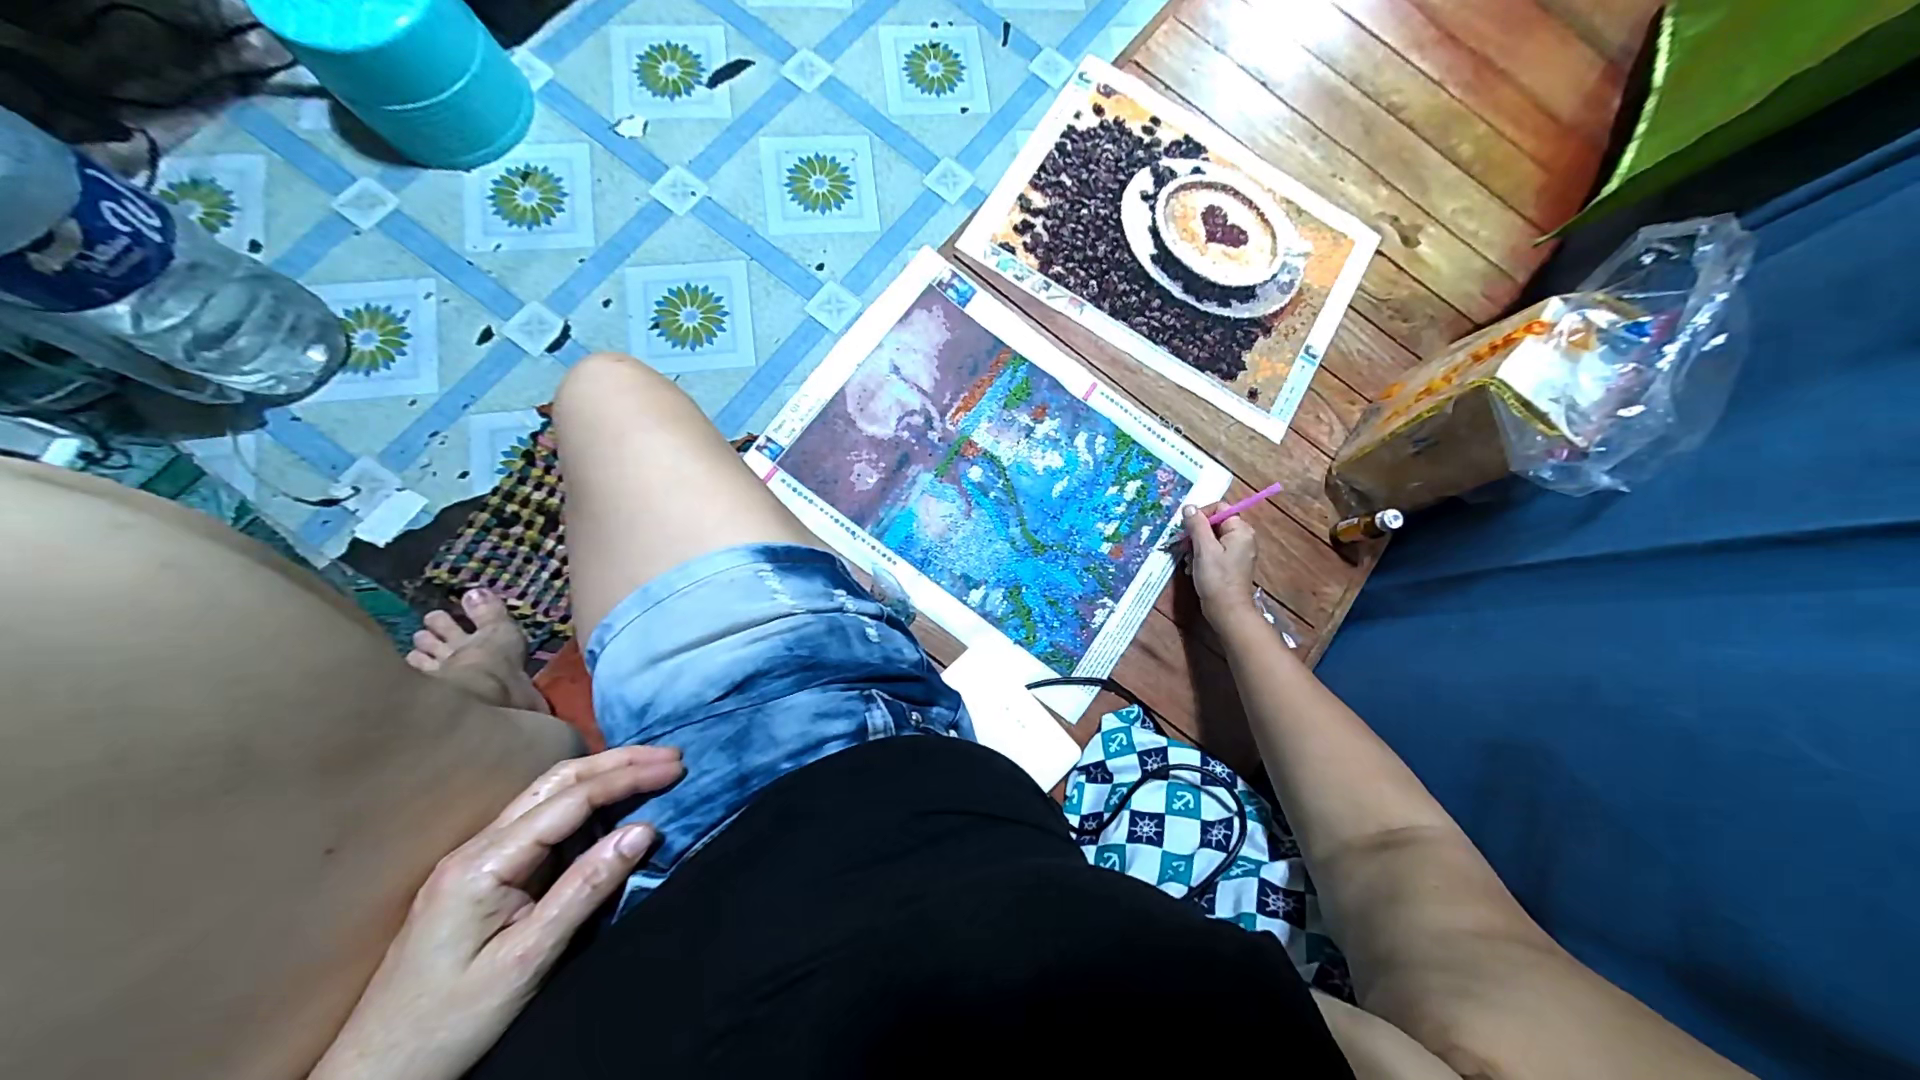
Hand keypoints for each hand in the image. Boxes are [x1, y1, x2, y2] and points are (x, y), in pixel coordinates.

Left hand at [309, 746, 683, 1079]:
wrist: (375, 1073)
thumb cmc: (451, 1021)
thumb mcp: (529, 959)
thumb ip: (586, 888)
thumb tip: (644, 830)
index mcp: (485, 863)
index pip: (572, 800)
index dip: (628, 778)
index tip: (675, 768)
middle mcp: (479, 847)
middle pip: (559, 783)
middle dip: (619, 762)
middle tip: (672, 757)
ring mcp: (477, 858)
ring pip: (549, 795)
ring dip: (603, 775)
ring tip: (651, 768)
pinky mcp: (483, 874)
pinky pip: (542, 822)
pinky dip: (585, 802)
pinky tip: (610, 806)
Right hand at [1184, 502, 1257, 626]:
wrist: (1227, 610)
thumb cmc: (1217, 578)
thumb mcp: (1203, 548)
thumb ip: (1197, 525)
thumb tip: (1189, 507)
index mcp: (1241, 530)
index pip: (1220, 508)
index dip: (1201, 514)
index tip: (1186, 527)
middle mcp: (1243, 538)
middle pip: (1214, 523)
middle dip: (1196, 533)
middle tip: (1183, 546)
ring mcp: (1238, 552)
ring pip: (1211, 538)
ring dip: (1195, 546)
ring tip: (1188, 560)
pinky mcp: (1231, 564)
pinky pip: (1214, 551)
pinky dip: (1201, 556)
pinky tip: (1192, 568)